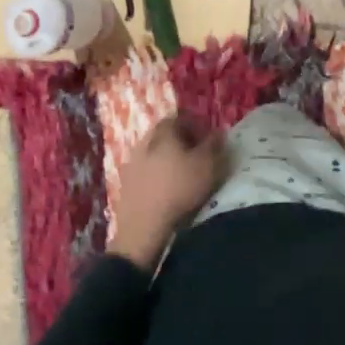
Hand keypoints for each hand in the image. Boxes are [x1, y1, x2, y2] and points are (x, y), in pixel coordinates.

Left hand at [109, 115, 224, 270]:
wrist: (144, 226)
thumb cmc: (179, 188)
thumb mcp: (207, 165)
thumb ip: (214, 145)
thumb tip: (218, 132)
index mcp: (163, 130)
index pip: (181, 118)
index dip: (197, 126)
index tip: (209, 140)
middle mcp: (144, 139)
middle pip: (166, 134)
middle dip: (183, 142)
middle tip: (198, 156)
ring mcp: (132, 161)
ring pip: (155, 153)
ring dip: (169, 159)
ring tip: (184, 175)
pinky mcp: (126, 183)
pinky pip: (146, 171)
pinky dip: (158, 175)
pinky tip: (167, 190)